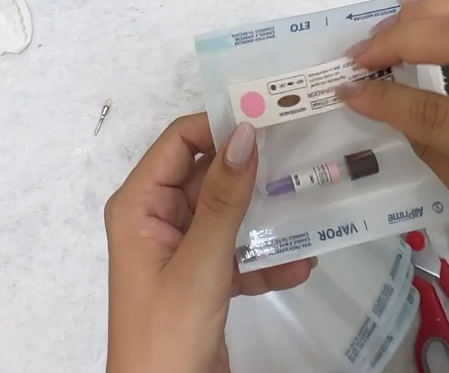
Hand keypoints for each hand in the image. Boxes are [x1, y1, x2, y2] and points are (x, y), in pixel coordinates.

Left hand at [104, 113, 312, 372]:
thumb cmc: (168, 332)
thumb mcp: (199, 264)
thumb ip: (224, 199)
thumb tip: (244, 132)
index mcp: (140, 204)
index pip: (180, 142)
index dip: (219, 124)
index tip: (267, 116)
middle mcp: (157, 218)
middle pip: (207, 174)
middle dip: (251, 168)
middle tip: (299, 152)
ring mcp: (180, 249)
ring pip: (227, 213)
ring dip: (264, 215)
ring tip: (309, 201)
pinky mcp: (202, 280)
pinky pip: (236, 253)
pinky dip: (264, 258)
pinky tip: (301, 262)